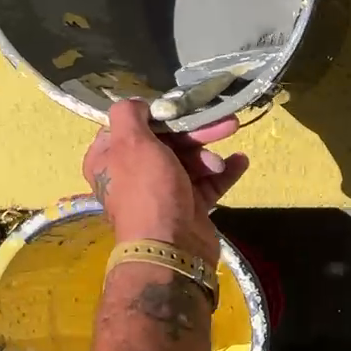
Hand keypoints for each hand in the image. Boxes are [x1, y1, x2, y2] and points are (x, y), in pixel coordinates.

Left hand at [82, 99, 247, 264]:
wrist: (172, 246)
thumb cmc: (148, 190)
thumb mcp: (130, 142)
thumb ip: (129, 114)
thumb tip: (139, 104)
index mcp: (110, 158)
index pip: (132, 127)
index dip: (157, 117)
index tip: (179, 109)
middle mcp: (135, 174)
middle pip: (168, 143)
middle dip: (196, 133)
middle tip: (224, 123)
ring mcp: (165, 191)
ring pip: (191, 161)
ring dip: (210, 155)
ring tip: (222, 159)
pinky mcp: (191, 206)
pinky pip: (209, 183)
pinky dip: (225, 171)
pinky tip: (241, 161)